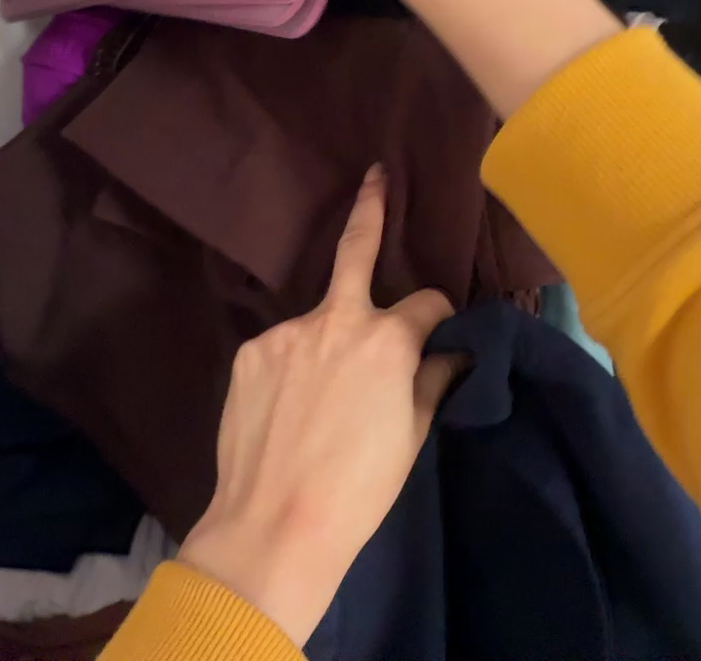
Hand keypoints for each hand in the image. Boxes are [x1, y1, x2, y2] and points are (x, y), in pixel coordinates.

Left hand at [177, 165, 465, 645]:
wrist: (275, 525)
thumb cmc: (359, 488)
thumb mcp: (412, 435)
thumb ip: (433, 379)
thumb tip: (451, 351)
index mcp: (385, 339)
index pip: (426, 303)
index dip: (440, 318)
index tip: (443, 333)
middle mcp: (334, 319)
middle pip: (356, 251)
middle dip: (371, 209)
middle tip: (375, 176)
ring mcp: (285, 332)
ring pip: (319, 323)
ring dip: (328, 343)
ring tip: (318, 402)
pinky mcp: (249, 351)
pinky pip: (282, 348)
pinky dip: (292, 366)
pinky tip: (287, 408)